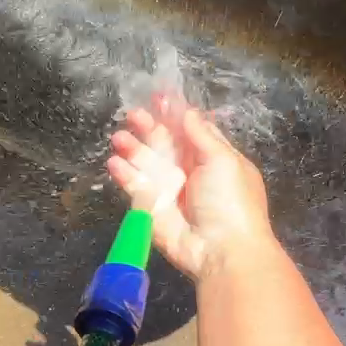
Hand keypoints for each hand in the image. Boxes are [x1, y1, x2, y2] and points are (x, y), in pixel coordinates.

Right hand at [108, 93, 274, 281]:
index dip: (175, 113)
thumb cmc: (231, 201)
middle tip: (132, 113)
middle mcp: (188, 170)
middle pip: (164, 142)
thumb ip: (200, 135)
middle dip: (148, 126)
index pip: (190, 129)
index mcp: (212, 158)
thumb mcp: (223, 161)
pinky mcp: (149, 206)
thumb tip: (186, 111)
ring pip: (145, 161)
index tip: (159, 95)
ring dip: (132, 147)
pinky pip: (133, 185)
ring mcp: (167, 188)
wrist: (221, 250)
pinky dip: (123, 173)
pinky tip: (114, 162)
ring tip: (119, 136)